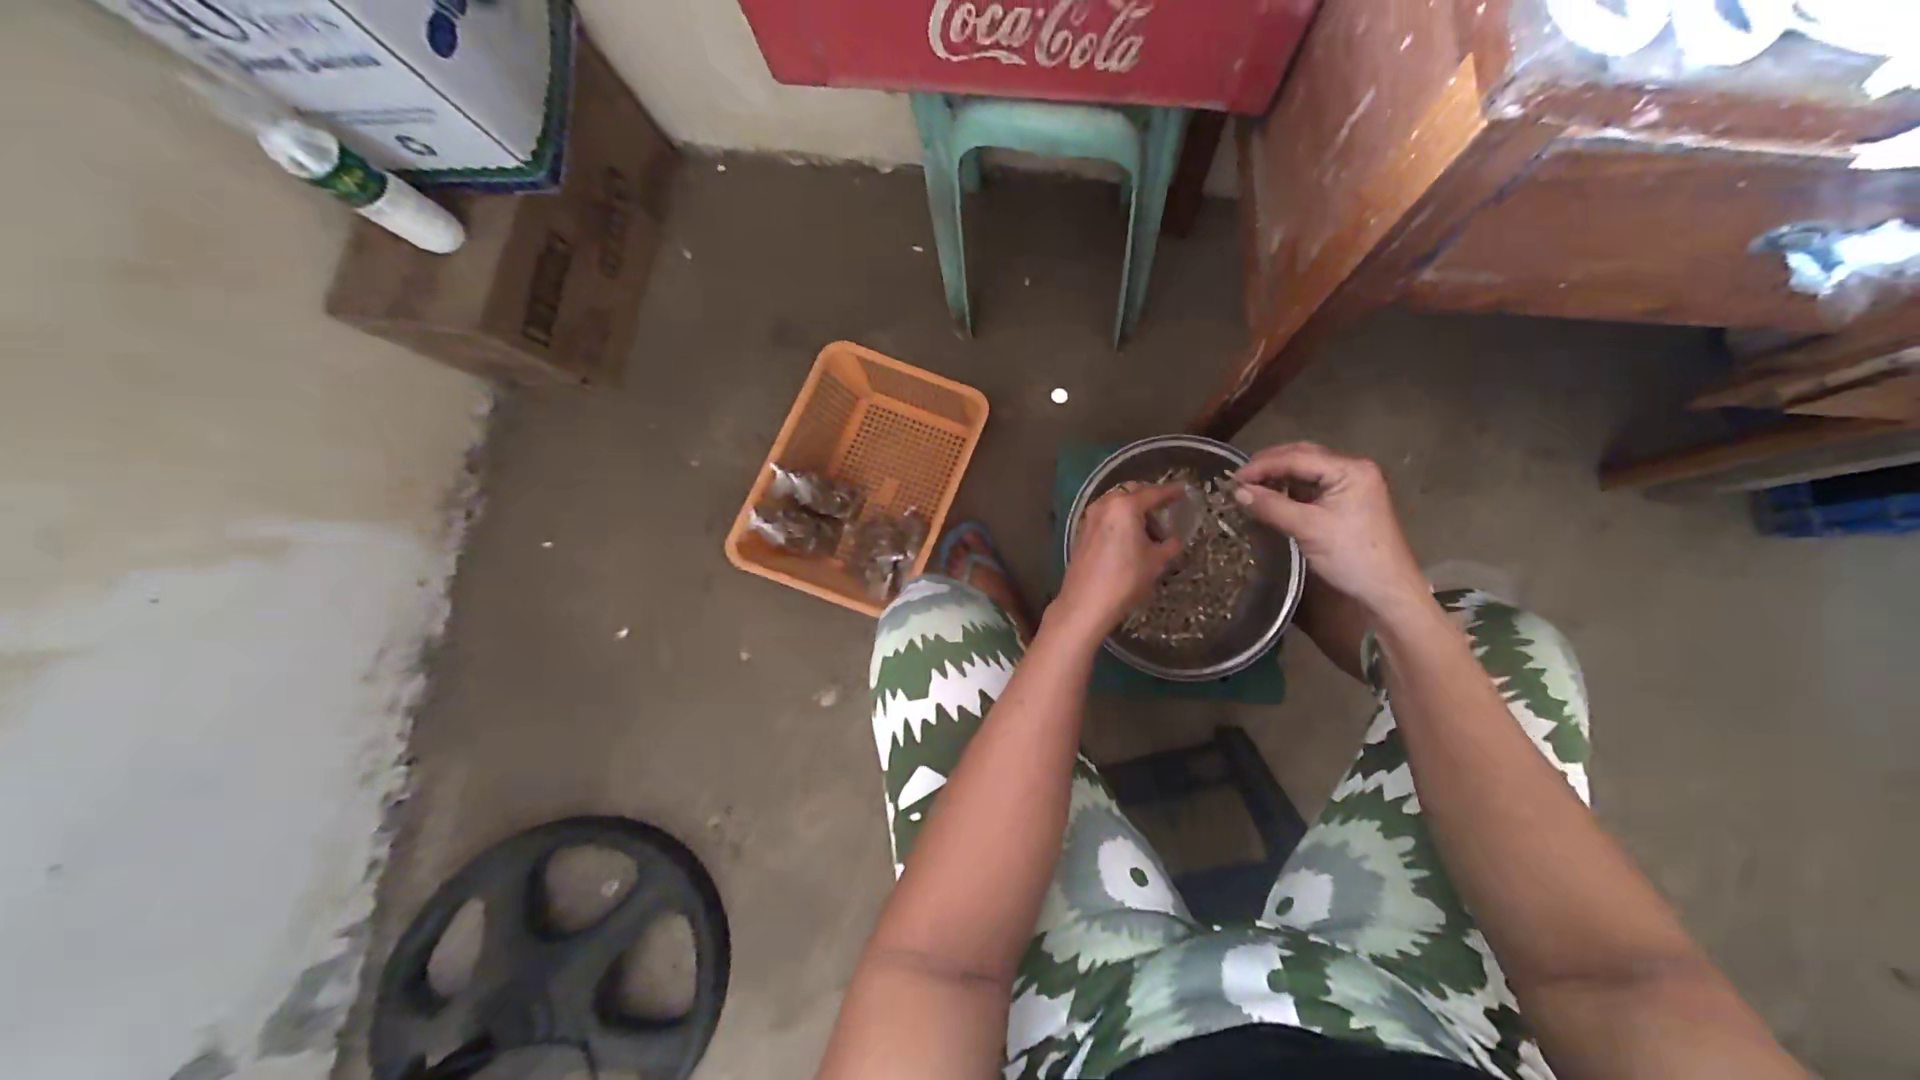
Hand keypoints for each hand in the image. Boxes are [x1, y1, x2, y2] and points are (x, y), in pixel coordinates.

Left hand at [1052, 483, 1185, 638]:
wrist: (1086, 603)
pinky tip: (1128, 537)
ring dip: (1133, 509)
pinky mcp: (1082, 531)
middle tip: (1165, 510)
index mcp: (1125, 506)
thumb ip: (1169, 545)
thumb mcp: (1155, 562)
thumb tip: (1174, 540)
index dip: (1171, 492)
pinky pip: (1106, 516)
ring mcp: (1090, 517)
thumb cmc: (1125, 579)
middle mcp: (1104, 505)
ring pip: (1116, 503)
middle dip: (1149, 497)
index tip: (1183, 491)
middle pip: (1131, 492)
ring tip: (1148, 529)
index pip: (1153, 493)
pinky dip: (1119, 519)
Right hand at [1232, 443, 1429, 618]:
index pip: (1297, 457)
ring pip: (1306, 469)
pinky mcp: (1346, 500)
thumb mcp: (1308, 529)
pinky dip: (1288, 487)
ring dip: (1277, 475)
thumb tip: (1237, 492)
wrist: (1386, 589)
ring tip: (1249, 486)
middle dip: (1268, 465)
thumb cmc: (1352, 556)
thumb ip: (1272, 506)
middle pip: (1302, 456)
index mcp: (1350, 469)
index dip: (1262, 465)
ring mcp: (1351, 484)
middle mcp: (1353, 469)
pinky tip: (1270, 495)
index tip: (1232, 479)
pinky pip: (1311, 484)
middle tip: (1238, 480)